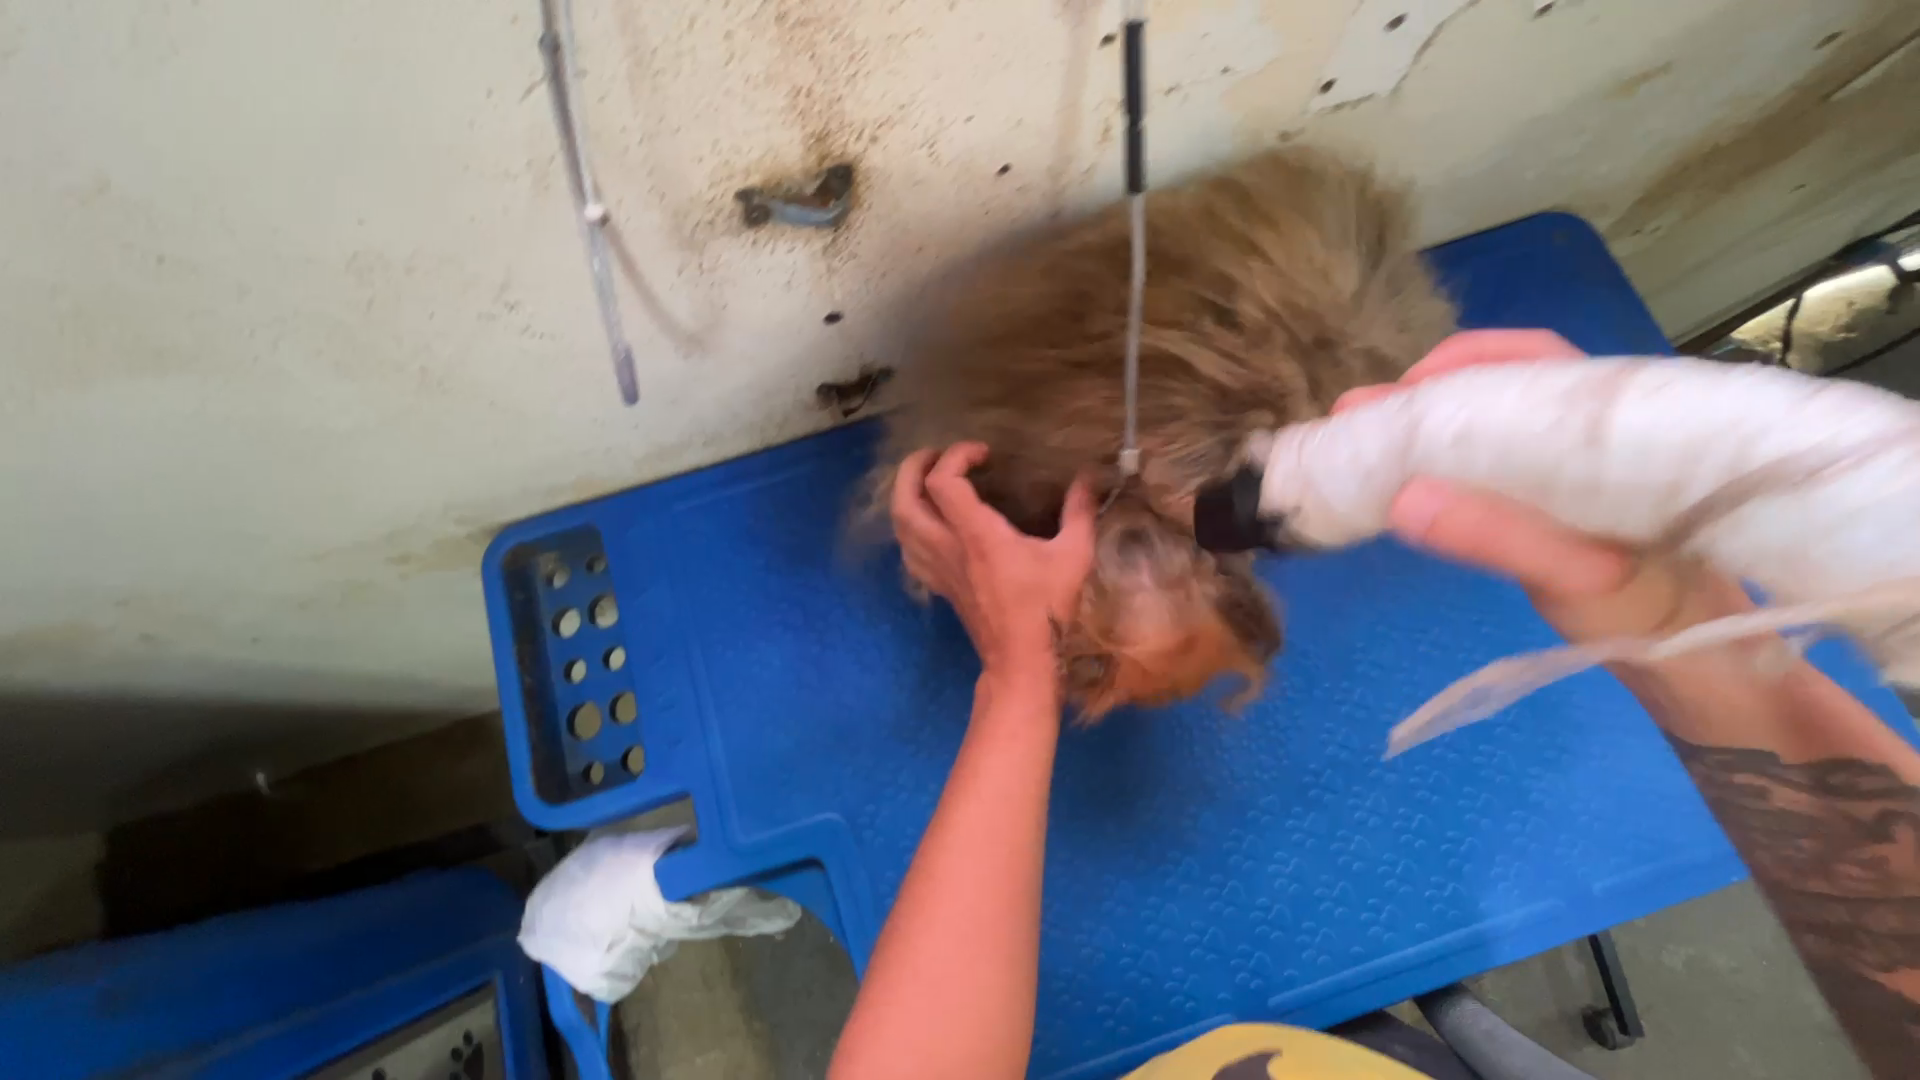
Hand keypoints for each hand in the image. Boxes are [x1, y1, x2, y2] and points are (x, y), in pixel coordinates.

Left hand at [891, 443, 1096, 679]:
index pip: (943, 481)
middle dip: (913, 467)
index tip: (984, 453)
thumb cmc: (1046, 607)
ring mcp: (937, 568)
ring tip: (928, 480)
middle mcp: (947, 547)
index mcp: (976, 534)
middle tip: (936, 455)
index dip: (956, 455)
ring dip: (906, 494)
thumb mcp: (1073, 555)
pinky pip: (908, 549)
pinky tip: (929, 521)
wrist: (1020, 658)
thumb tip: (1089, 476)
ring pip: (899, 524)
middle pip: (904, 499)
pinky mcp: (938, 584)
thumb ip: (1079, 512)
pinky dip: (910, 527)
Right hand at [1334, 329, 1754, 645]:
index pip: (1540, 363)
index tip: (1408, 384)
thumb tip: (1401, 500)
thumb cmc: (1644, 609)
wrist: (1688, 654)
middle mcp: (1589, 435)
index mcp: (1620, 427)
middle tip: (1357, 412)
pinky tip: (1398, 475)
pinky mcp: (1537, 503)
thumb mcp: (1576, 574)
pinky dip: (1432, 462)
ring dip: (1421, 427)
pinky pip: (1480, 466)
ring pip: (1486, 425)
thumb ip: (1498, 536)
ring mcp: (1561, 469)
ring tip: (1359, 435)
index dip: (1471, 360)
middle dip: (1425, 393)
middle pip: (1501, 387)